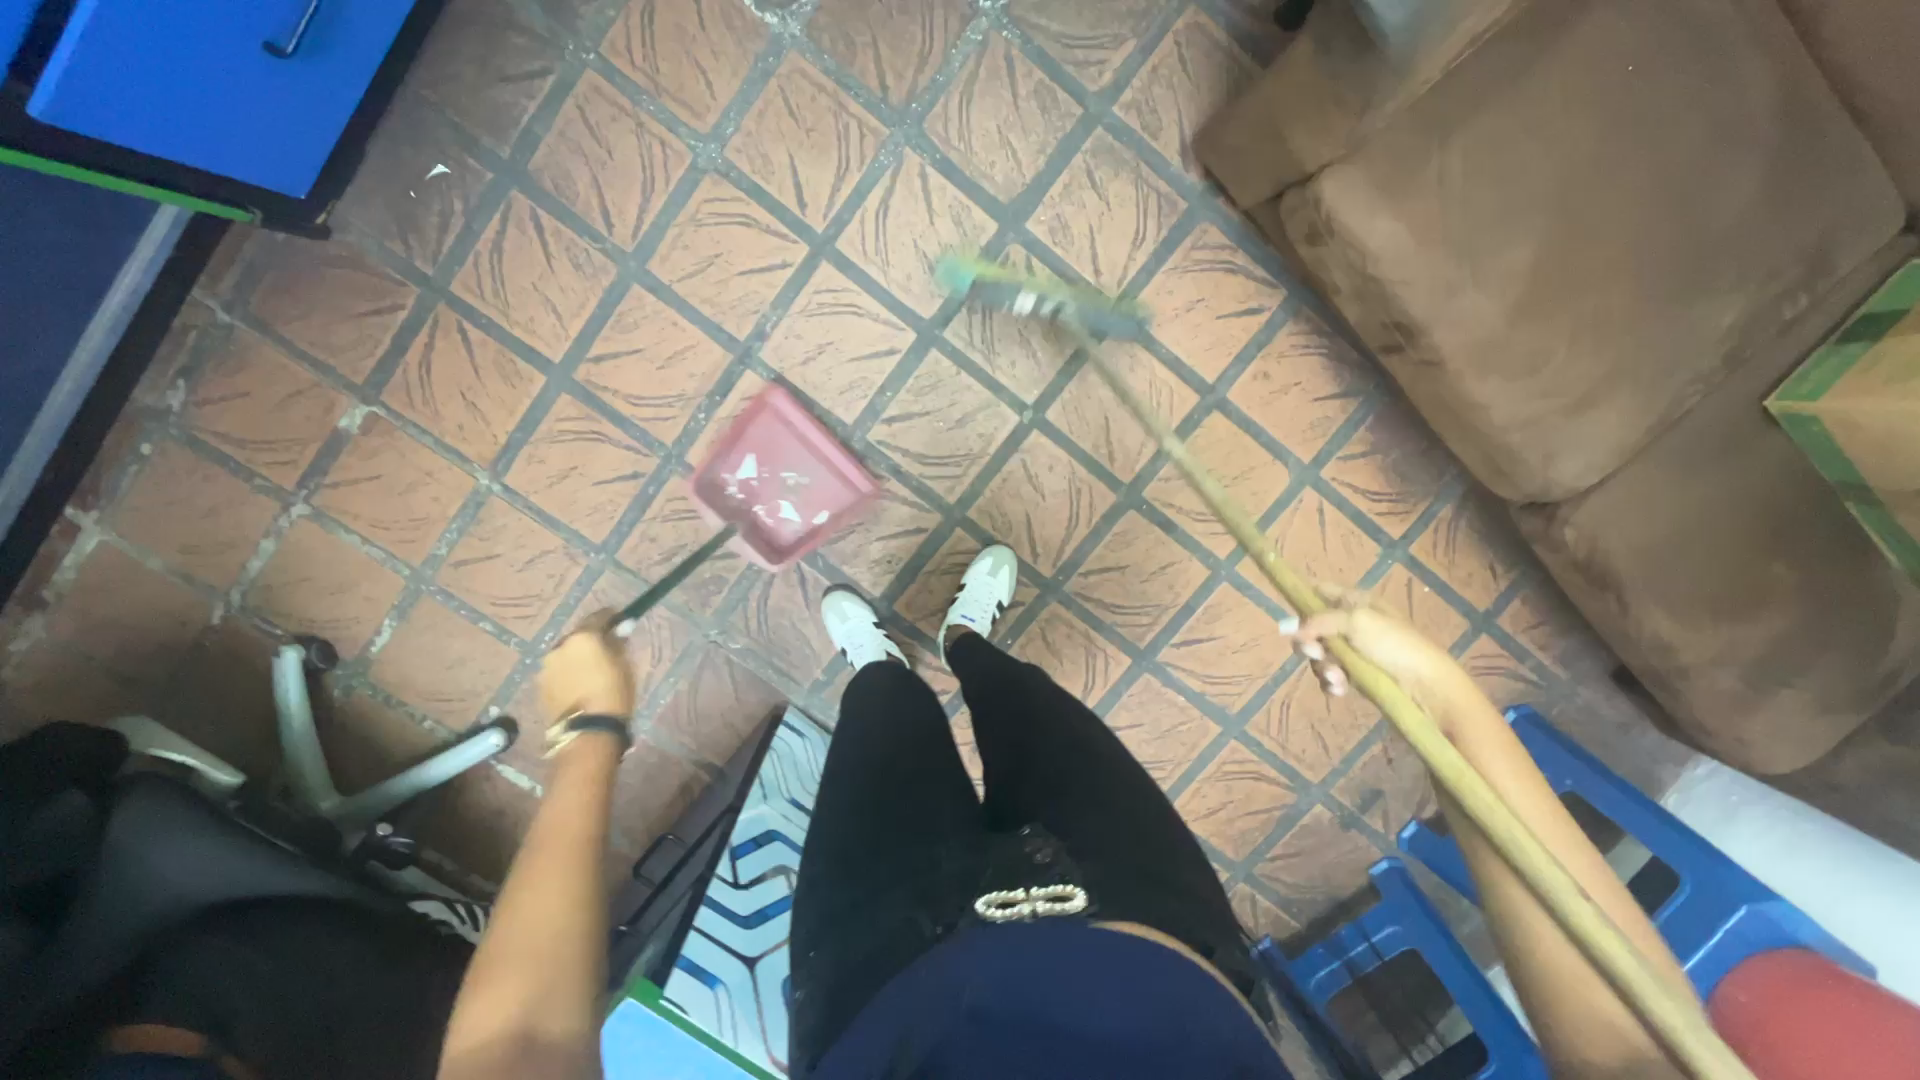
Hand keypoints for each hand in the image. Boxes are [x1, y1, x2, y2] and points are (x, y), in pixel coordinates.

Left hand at [539, 609, 637, 724]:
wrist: (586, 731)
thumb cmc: (613, 693)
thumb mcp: (624, 665)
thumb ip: (618, 643)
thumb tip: (619, 629)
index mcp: (583, 637)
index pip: (598, 617)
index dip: (610, 617)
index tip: (620, 620)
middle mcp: (559, 646)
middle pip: (578, 637)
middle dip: (590, 640)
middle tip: (604, 649)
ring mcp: (546, 667)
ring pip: (565, 655)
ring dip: (576, 657)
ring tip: (590, 670)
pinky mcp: (540, 686)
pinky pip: (557, 672)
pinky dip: (567, 673)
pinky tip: (578, 684)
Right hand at [1279, 587, 1460, 704]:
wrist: (1425, 684)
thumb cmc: (1394, 644)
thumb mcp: (1357, 621)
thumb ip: (1319, 620)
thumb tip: (1288, 628)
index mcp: (1355, 602)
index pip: (1320, 591)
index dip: (1302, 599)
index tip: (1291, 616)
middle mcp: (1351, 623)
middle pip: (1312, 627)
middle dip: (1310, 642)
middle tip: (1317, 653)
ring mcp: (1353, 650)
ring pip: (1319, 655)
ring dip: (1323, 666)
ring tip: (1337, 677)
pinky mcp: (1354, 674)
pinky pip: (1329, 675)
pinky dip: (1331, 682)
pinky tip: (1341, 688)